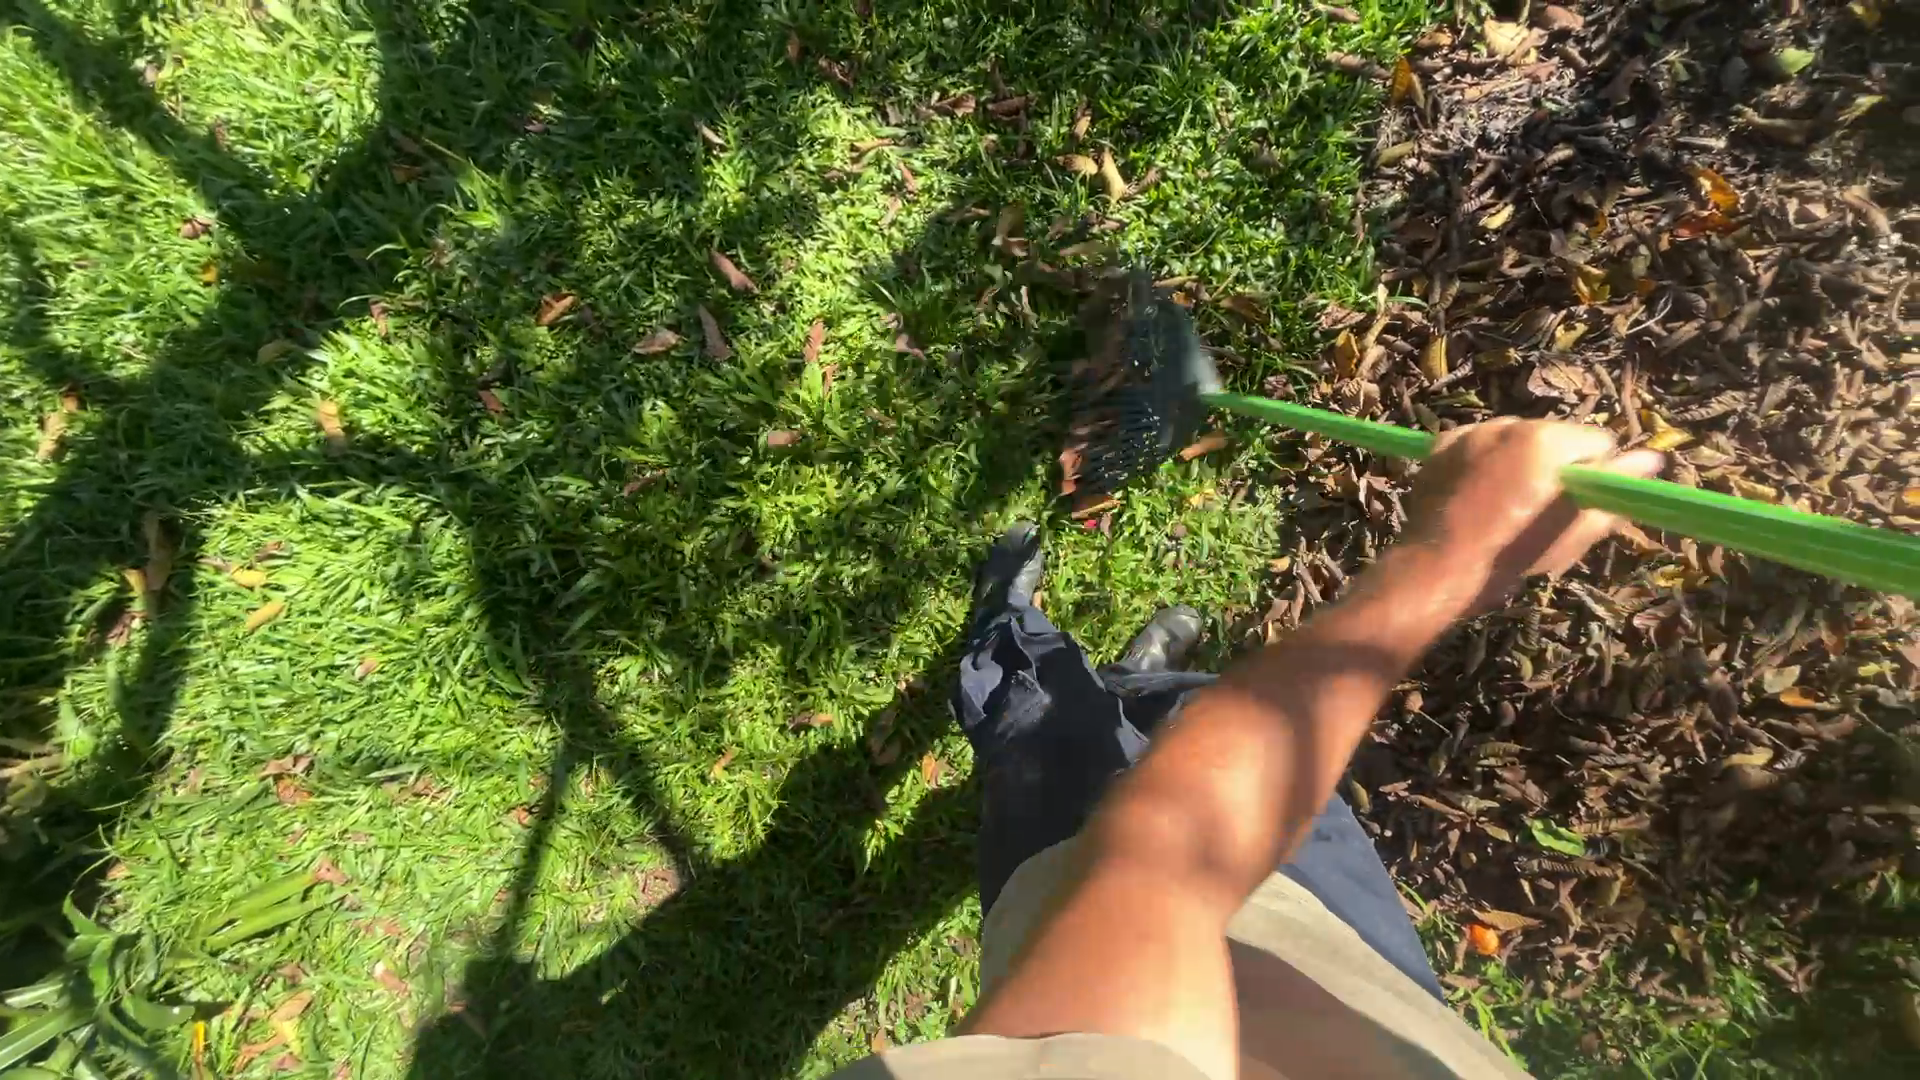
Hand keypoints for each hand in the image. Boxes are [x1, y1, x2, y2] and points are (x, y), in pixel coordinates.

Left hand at [1399, 418, 1663, 610]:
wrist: (1441, 564)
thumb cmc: (1514, 550)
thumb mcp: (1576, 526)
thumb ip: (1615, 488)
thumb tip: (1651, 458)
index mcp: (1545, 439)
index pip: (1597, 441)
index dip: (1594, 472)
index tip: (1577, 499)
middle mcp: (1504, 426)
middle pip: (1551, 435)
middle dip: (1553, 462)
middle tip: (1537, 503)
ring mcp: (1466, 435)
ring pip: (1511, 438)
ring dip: (1516, 458)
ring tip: (1504, 500)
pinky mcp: (1437, 449)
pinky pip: (1474, 445)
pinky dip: (1480, 459)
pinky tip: (1476, 489)